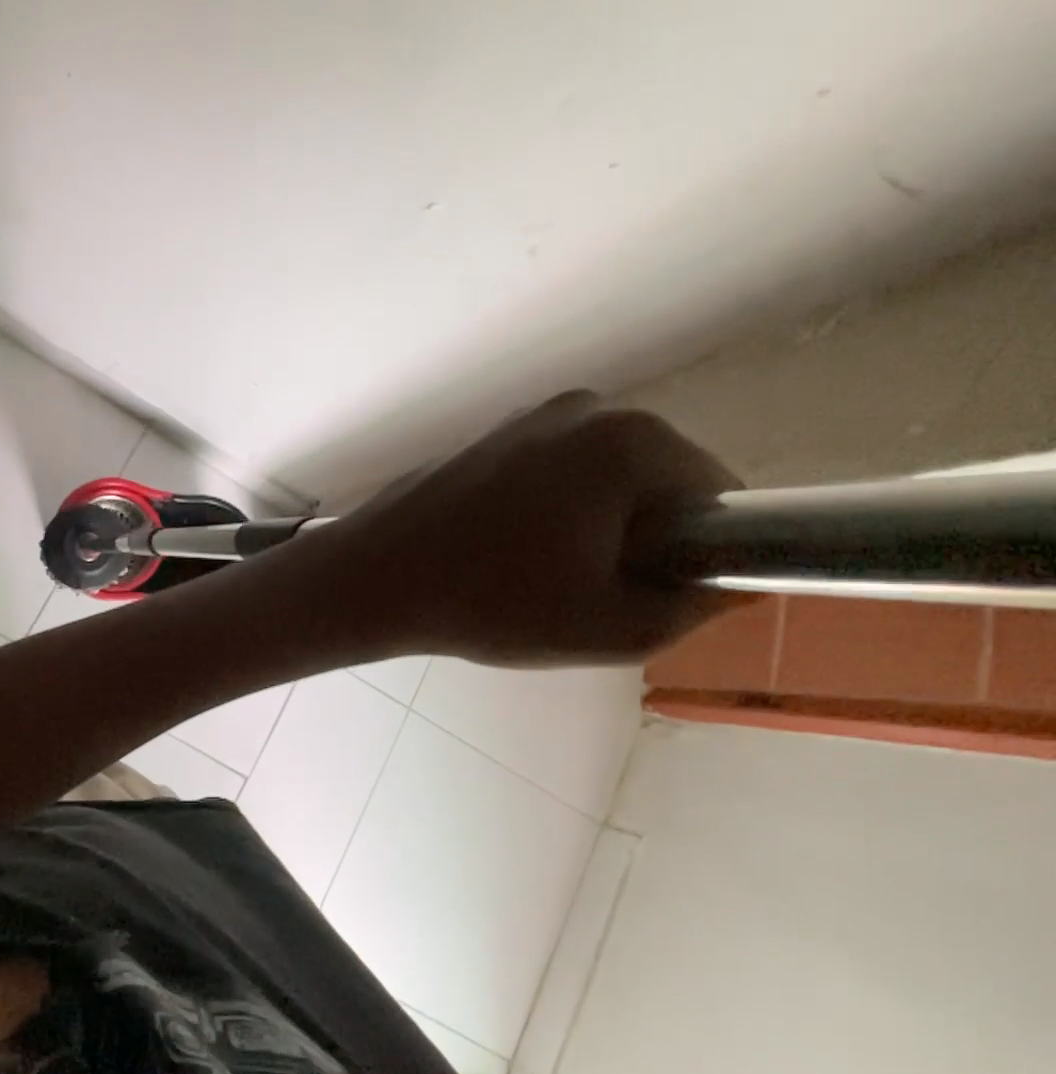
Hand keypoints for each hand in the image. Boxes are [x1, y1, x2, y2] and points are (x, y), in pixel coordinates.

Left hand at [278, 391, 749, 664]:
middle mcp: (584, 409)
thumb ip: (695, 606)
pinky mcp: (488, 437)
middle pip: (655, 484)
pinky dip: (549, 513)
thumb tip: (736, 583)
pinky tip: (505, 554)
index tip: (643, 592)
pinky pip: (552, 477)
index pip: (713, 496)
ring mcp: (528, 418)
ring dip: (592, 528)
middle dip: (640, 539)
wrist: (372, 578)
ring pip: (601, 482)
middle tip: (585, 592)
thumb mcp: (613, 628)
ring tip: (538, 576)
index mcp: (628, 440)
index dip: (694, 554)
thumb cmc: (491, 604)